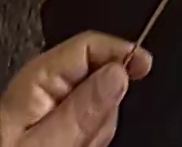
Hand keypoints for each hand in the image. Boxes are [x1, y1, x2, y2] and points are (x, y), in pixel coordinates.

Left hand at [0, 32, 152, 146]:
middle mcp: (45, 85)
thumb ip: (79, 113)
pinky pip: (92, 122)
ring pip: (100, 100)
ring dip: (98, 128)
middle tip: (87, 140)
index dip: (120, 50)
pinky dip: (92, 138)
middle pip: (99, 71)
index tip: (145, 65)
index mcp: (37, 78)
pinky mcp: (57, 126)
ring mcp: (51, 107)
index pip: (89, 44)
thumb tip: (118, 72)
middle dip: (105, 106)